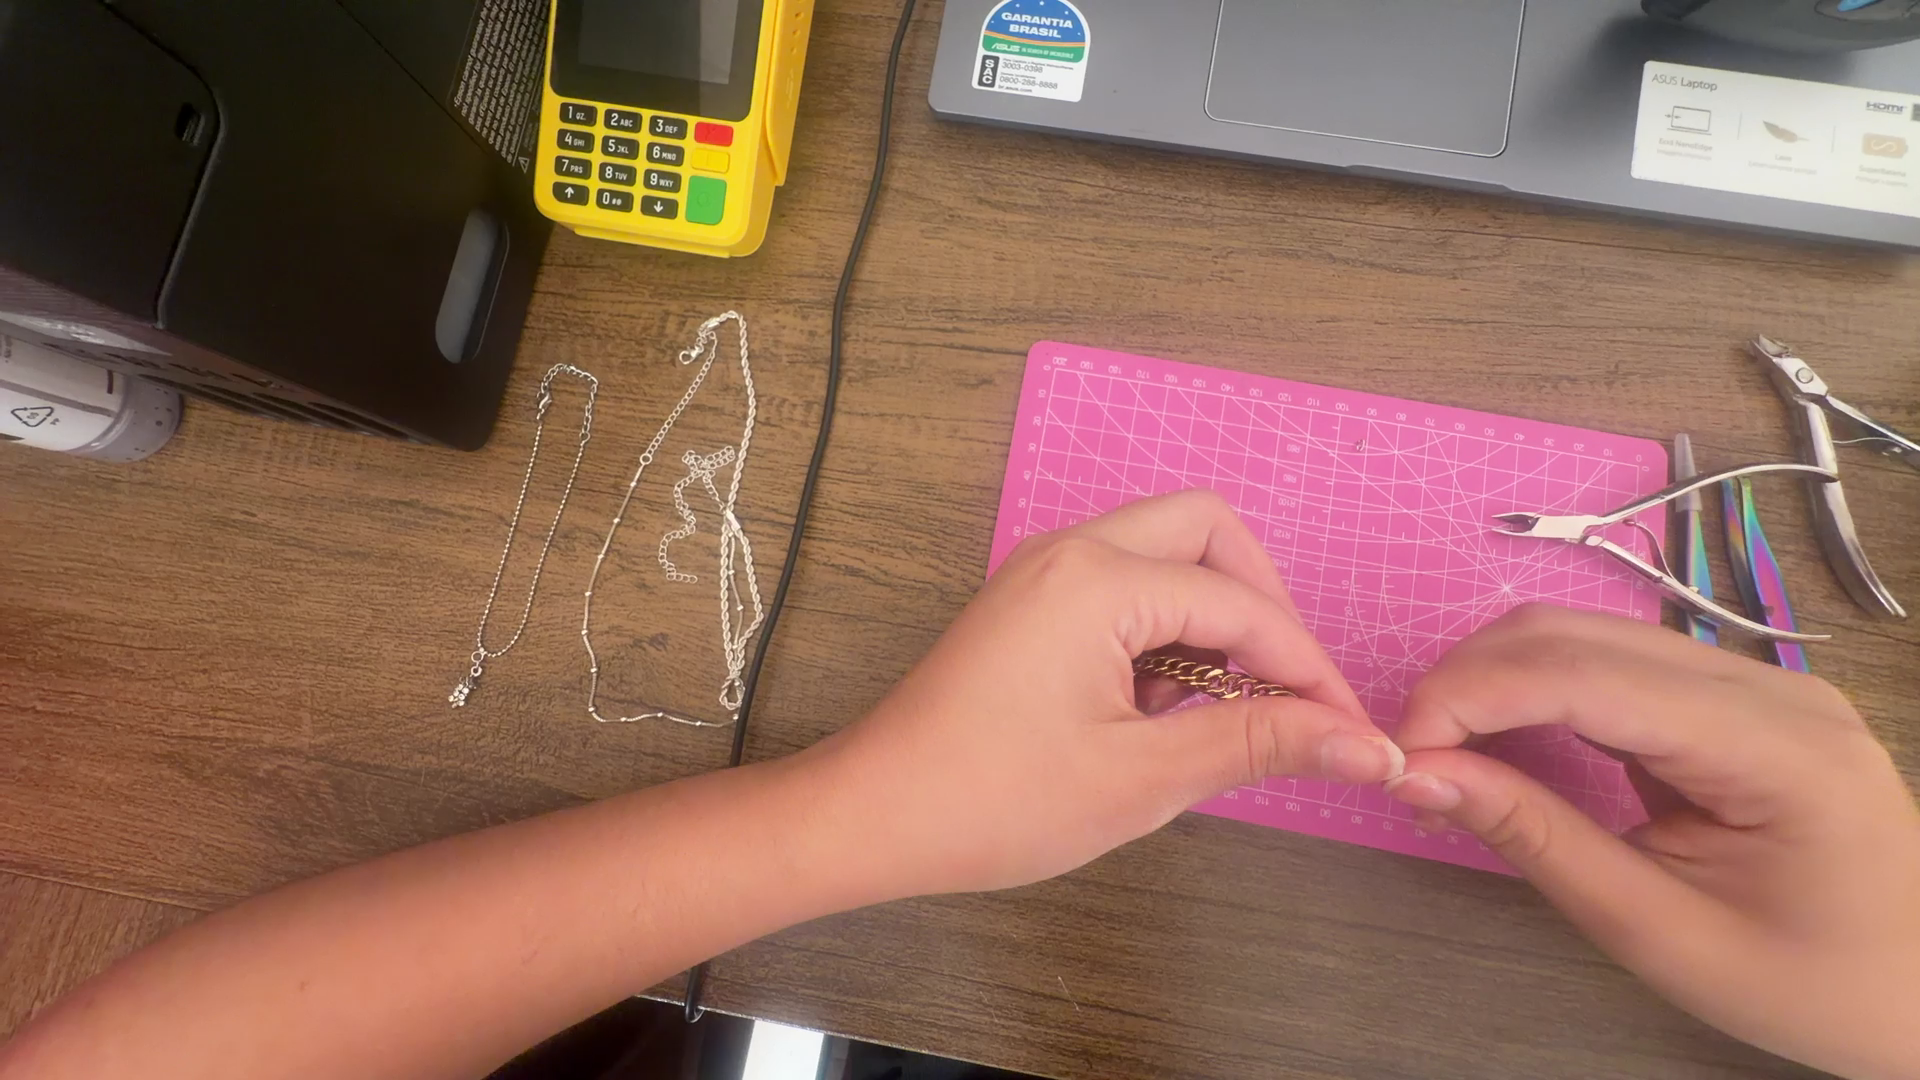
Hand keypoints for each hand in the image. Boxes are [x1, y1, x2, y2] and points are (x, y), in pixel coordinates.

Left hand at [803, 490, 1402, 900]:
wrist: (877, 811)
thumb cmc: (996, 800)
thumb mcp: (1141, 778)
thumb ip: (1257, 742)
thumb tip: (1363, 741)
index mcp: (1096, 579)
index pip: (1240, 603)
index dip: (1306, 667)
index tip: (1349, 730)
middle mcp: (1069, 549)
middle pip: (1204, 530)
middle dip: (1260, 601)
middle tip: (1279, 689)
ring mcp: (1042, 568)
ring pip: (1161, 551)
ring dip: (1207, 614)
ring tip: (1203, 707)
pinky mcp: (1030, 598)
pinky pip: (1121, 583)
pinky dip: (1160, 626)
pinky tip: (1153, 700)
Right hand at [1383, 604, 1919, 1079]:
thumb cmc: (1817, 984)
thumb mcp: (1659, 931)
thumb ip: (1531, 836)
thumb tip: (1413, 774)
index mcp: (1771, 745)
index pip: (1575, 675)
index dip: (1465, 697)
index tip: (1401, 756)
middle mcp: (1758, 681)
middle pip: (1560, 634)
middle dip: (1462, 682)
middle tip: (1416, 755)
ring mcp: (1741, 676)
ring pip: (1564, 632)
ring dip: (1482, 679)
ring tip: (1448, 747)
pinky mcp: (1716, 689)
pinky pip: (1588, 657)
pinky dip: (1518, 687)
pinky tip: (1498, 735)